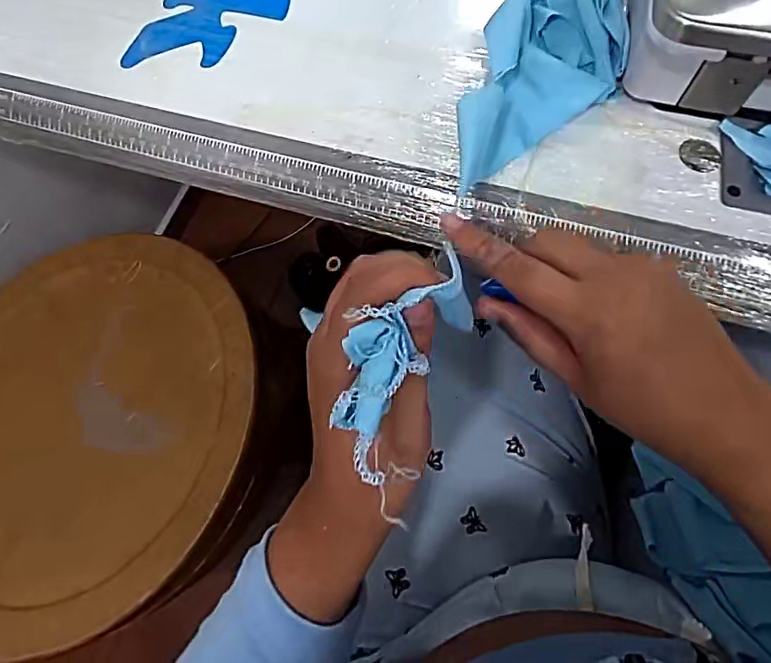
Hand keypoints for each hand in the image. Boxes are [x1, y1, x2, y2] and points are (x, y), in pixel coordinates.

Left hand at [268, 251, 439, 622]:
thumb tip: (424, 303)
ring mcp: (324, 340)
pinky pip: (357, 299)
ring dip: (396, 275)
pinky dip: (386, 290)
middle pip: (359, 272)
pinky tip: (412, 309)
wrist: (341, 504)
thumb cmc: (378, 473)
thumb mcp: (408, 422)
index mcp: (337, 354)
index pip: (367, 285)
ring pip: (356, 280)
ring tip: (433, 295)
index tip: (446, 286)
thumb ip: (413, 358)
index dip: (409, 273)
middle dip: (404, 266)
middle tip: (444, 288)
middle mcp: (324, 337)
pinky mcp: (333, 347)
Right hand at [444, 216, 770, 662]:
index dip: (479, 244)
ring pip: (576, 244)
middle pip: (546, 239)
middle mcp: (611, 273)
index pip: (518, 267)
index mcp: (587, 310)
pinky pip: (606, 255)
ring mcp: (639, 264)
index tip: (451, 220)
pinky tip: (604, 308)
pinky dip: (587, 270)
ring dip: (555, 262)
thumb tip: (488, 302)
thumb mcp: (579, 380)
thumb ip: (530, 333)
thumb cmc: (645, 410)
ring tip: (565, 306)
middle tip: (512, 285)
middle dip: (520, 250)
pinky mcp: (659, 264)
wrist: (728, 412)